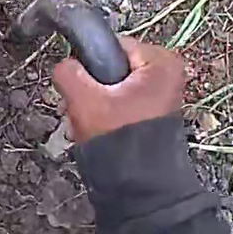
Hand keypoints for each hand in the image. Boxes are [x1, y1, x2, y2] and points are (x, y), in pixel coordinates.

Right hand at [52, 37, 185, 143]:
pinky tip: (93, 131)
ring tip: (83, 124)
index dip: (89, 66)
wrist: (138, 187)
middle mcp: (167, 75)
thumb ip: (68, 72)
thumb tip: (65, 65)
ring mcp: (160, 97)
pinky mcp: (151, 116)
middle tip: (78, 109)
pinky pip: (120, 105)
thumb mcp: (84, 100)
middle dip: (89, 90)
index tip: (79, 87)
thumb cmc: (120, 142)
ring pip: (112, 89)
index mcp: (161, 62)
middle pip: (110, 68)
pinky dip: (104, 116)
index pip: (111, 46)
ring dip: (92, 105)